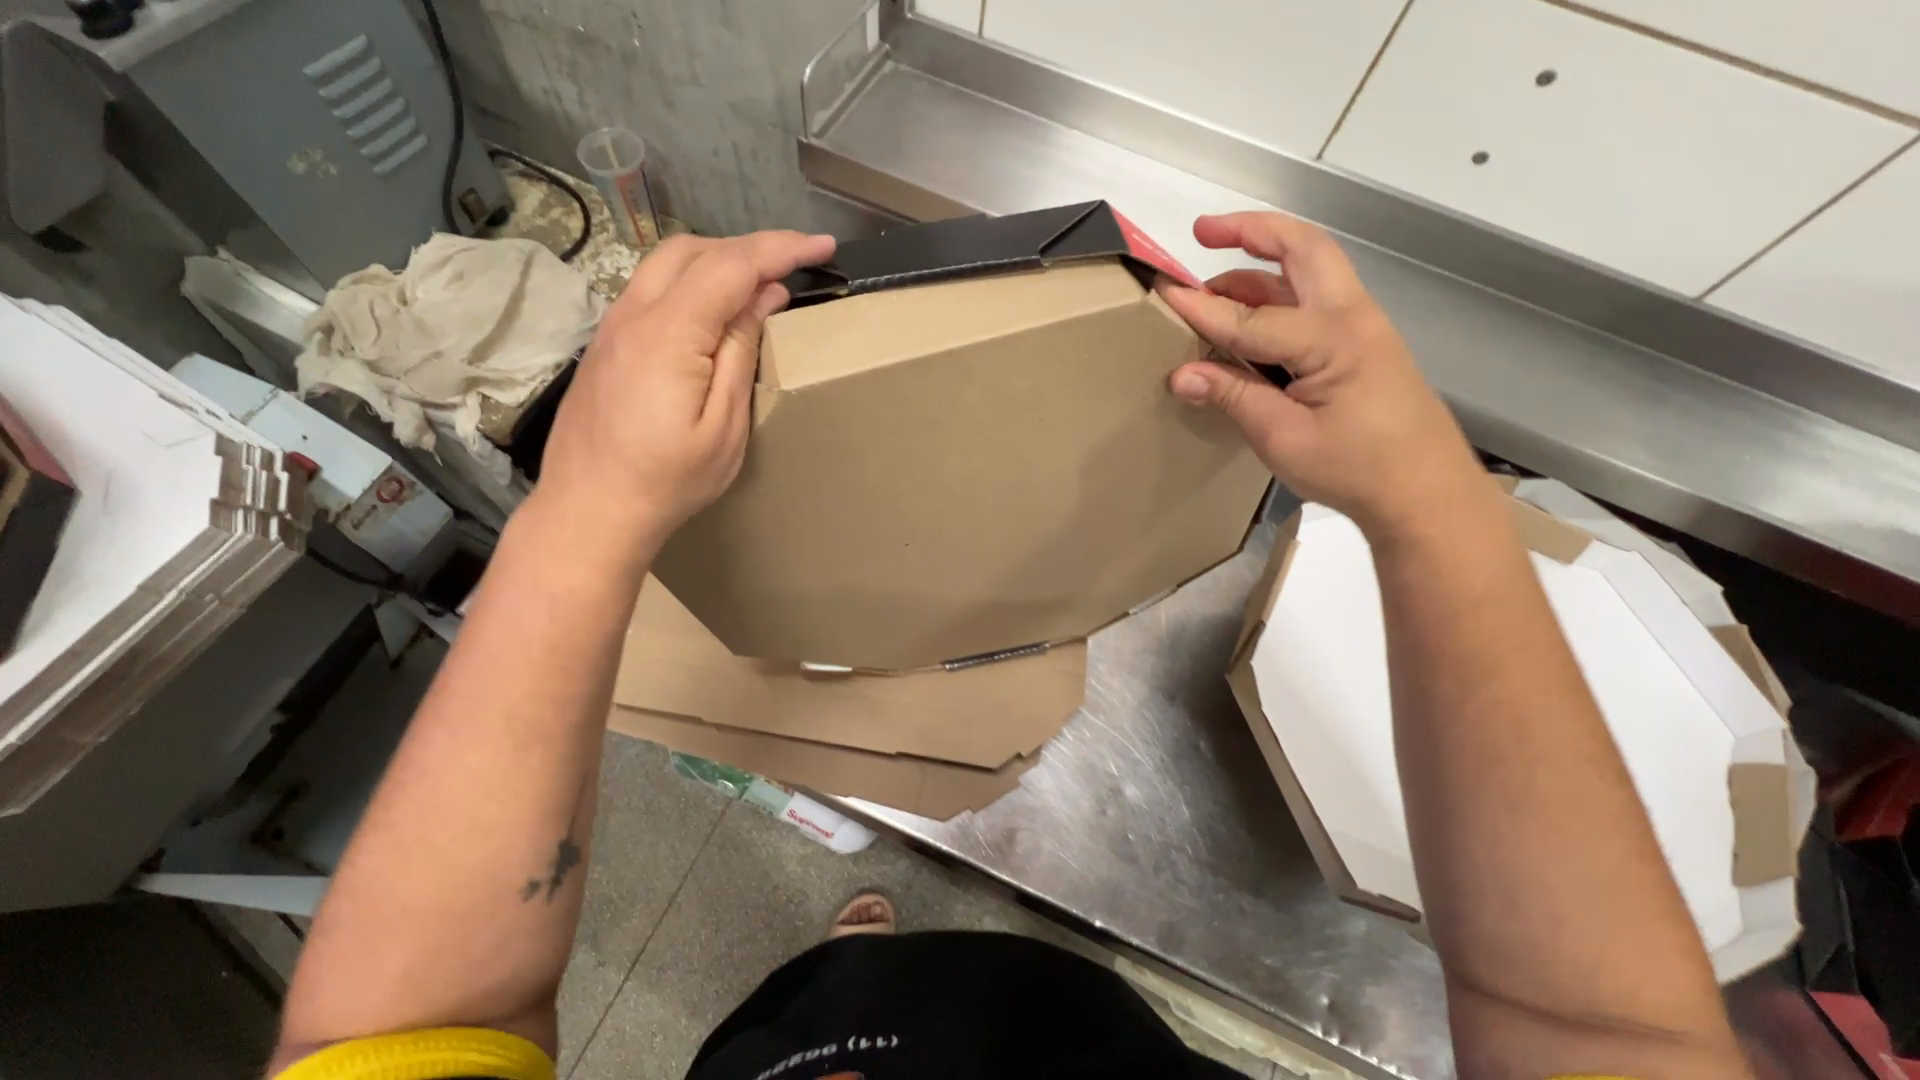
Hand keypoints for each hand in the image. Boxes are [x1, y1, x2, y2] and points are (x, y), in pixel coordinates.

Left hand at [536, 230, 836, 543]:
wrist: (589, 509)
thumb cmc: (666, 481)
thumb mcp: (723, 427)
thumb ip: (741, 352)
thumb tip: (763, 296)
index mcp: (669, 333)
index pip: (732, 264)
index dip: (781, 248)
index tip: (824, 245)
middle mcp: (634, 314)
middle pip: (695, 249)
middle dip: (750, 246)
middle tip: (795, 263)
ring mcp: (613, 325)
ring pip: (667, 263)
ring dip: (718, 259)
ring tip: (759, 281)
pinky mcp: (606, 341)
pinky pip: (652, 287)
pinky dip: (692, 280)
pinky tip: (714, 308)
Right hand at [1161, 212, 1488, 539]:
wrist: (1426, 492)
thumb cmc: (1357, 468)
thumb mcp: (1284, 438)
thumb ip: (1234, 397)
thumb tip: (1181, 375)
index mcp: (1332, 338)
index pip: (1251, 316)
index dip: (1202, 308)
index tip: (1162, 293)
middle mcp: (1351, 317)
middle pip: (1302, 248)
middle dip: (1251, 231)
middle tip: (1203, 230)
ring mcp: (1362, 327)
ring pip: (1309, 272)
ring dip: (1260, 267)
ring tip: (1212, 286)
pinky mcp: (1362, 345)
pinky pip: (1314, 301)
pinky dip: (1277, 294)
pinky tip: (1248, 319)